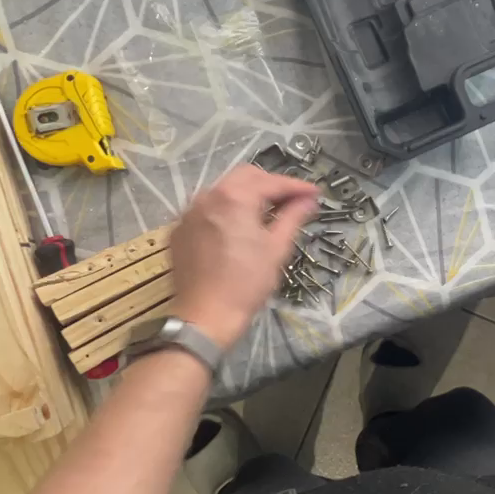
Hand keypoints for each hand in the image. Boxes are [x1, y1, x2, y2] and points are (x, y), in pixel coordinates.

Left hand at [167, 165, 317, 348]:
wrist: (206, 316)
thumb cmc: (246, 283)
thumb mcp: (276, 249)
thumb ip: (292, 217)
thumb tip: (308, 200)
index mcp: (234, 198)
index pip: (271, 182)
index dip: (296, 186)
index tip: (314, 193)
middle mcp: (208, 196)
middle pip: (244, 177)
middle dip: (270, 185)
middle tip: (291, 200)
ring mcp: (189, 212)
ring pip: (223, 190)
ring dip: (247, 195)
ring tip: (267, 212)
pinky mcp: (180, 229)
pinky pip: (207, 209)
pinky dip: (226, 210)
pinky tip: (238, 227)